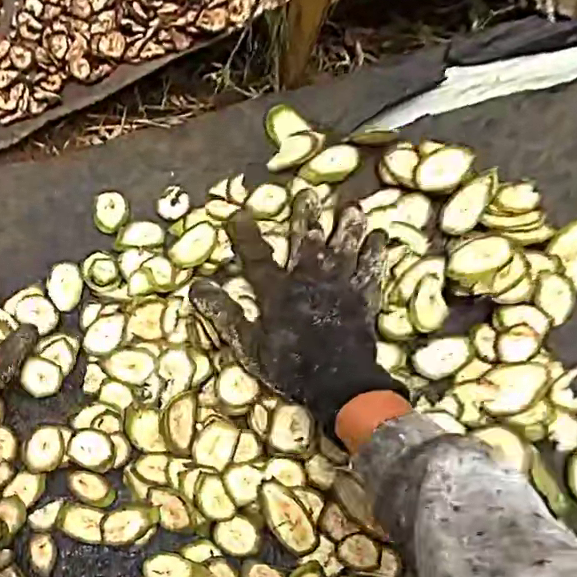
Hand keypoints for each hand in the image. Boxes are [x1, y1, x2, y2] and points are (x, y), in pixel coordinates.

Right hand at [222, 189, 393, 423]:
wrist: (338, 381)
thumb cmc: (286, 366)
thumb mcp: (246, 345)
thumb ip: (224, 314)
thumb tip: (196, 287)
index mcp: (277, 293)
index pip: (257, 258)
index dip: (246, 236)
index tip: (239, 214)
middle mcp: (309, 282)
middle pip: (307, 243)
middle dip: (305, 218)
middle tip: (307, 194)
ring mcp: (340, 289)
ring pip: (344, 250)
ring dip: (347, 228)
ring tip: (351, 208)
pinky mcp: (364, 300)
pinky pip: (371, 271)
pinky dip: (375, 254)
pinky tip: (380, 238)